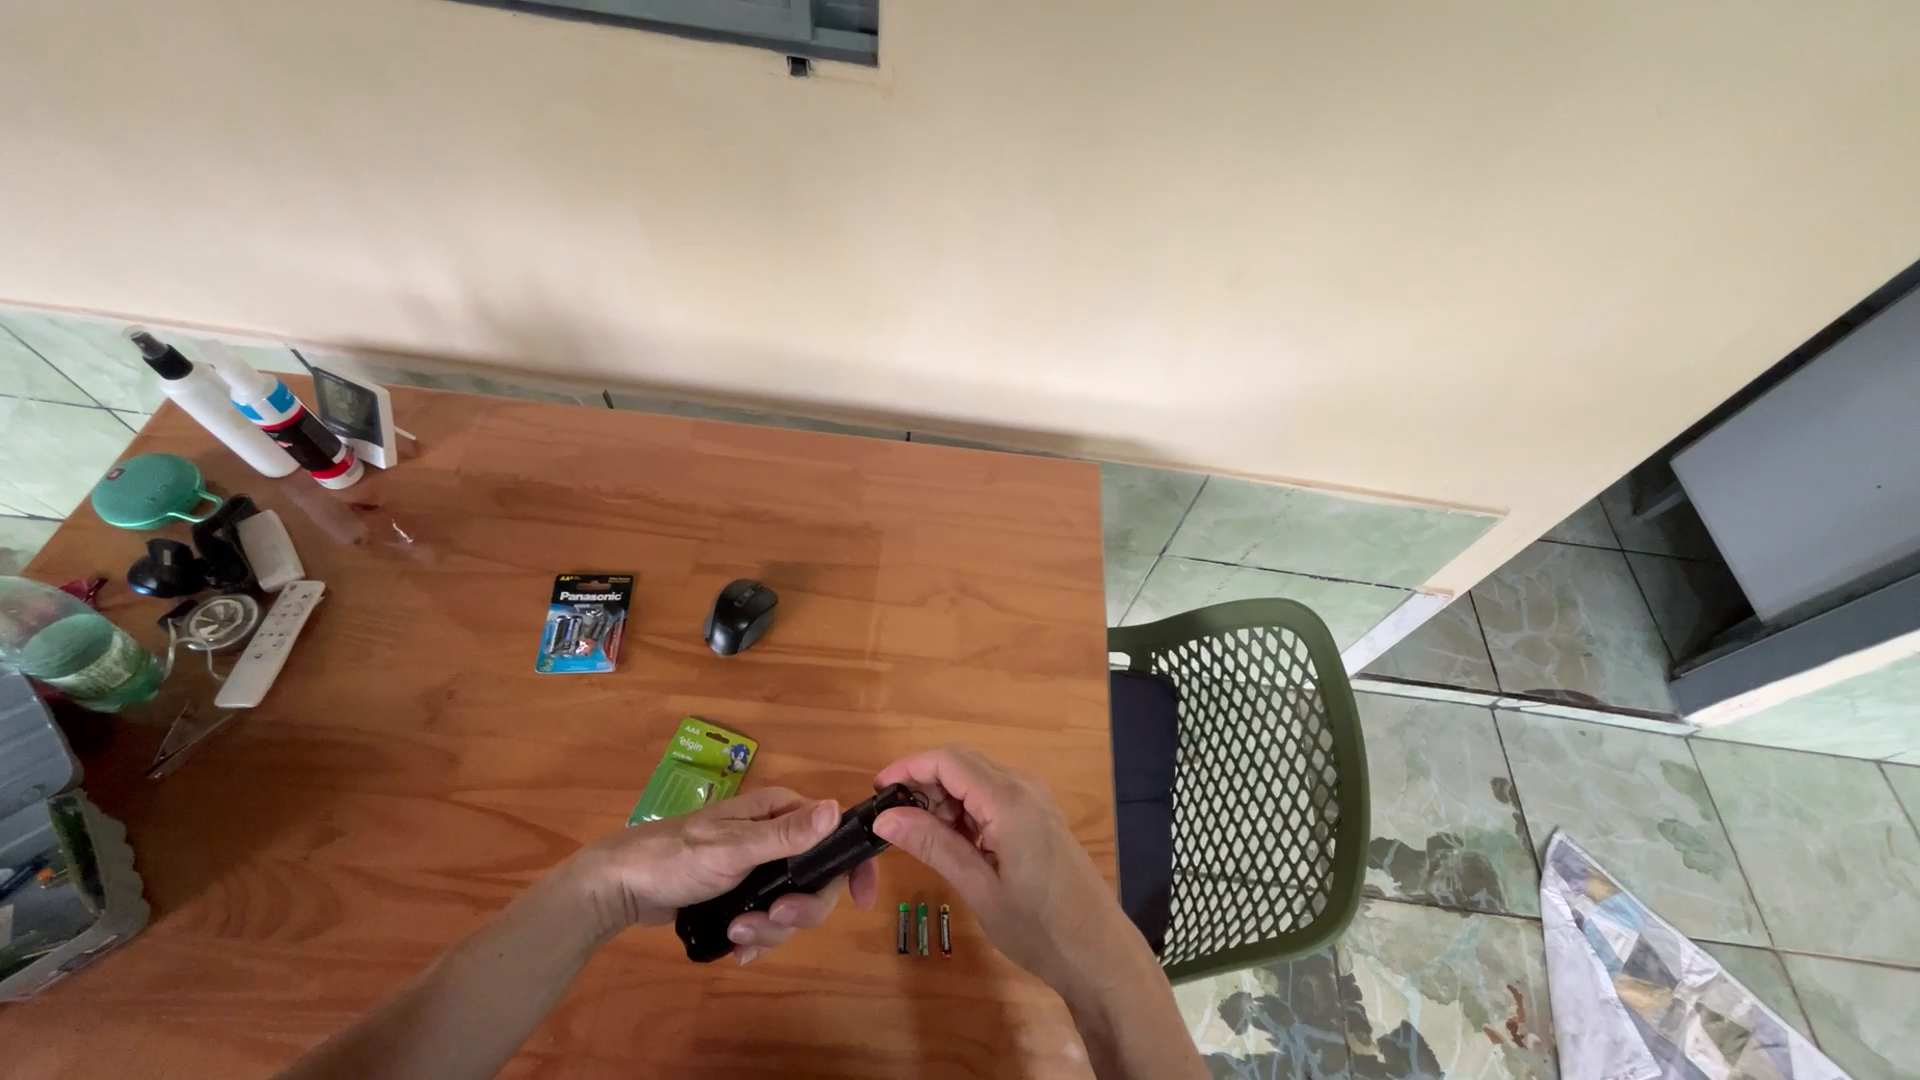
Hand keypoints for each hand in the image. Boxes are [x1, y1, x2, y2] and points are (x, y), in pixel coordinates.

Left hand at [573, 787, 877, 963]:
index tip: (861, 900)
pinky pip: (770, 920)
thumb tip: (836, 809)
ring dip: (772, 927)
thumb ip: (786, 834)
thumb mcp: (733, 847)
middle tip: (772, 916)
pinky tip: (738, 948)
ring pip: (794, 904)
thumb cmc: (676, 856)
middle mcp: (778, 836)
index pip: (835, 833)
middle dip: (799, 908)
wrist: (622, 887)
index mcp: (780, 811)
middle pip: (818, 879)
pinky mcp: (745, 894)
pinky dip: (759, 937)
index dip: (853, 864)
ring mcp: (761, 867)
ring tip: (737, 935)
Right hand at [872, 746, 1146, 999]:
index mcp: (1009, 799)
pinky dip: (965, 807)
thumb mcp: (978, 888)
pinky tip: (954, 840)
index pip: (948, 760)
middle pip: (961, 762)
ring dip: (944, 796)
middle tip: (897, 822)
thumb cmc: (1038, 927)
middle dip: (923, 782)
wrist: (1098, 951)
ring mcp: (1034, 798)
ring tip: (923, 837)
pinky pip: (992, 793)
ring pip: (975, 776)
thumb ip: (933, 845)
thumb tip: (884, 817)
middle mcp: (1023, 786)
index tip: (877, 792)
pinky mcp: (1037, 813)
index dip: (908, 767)